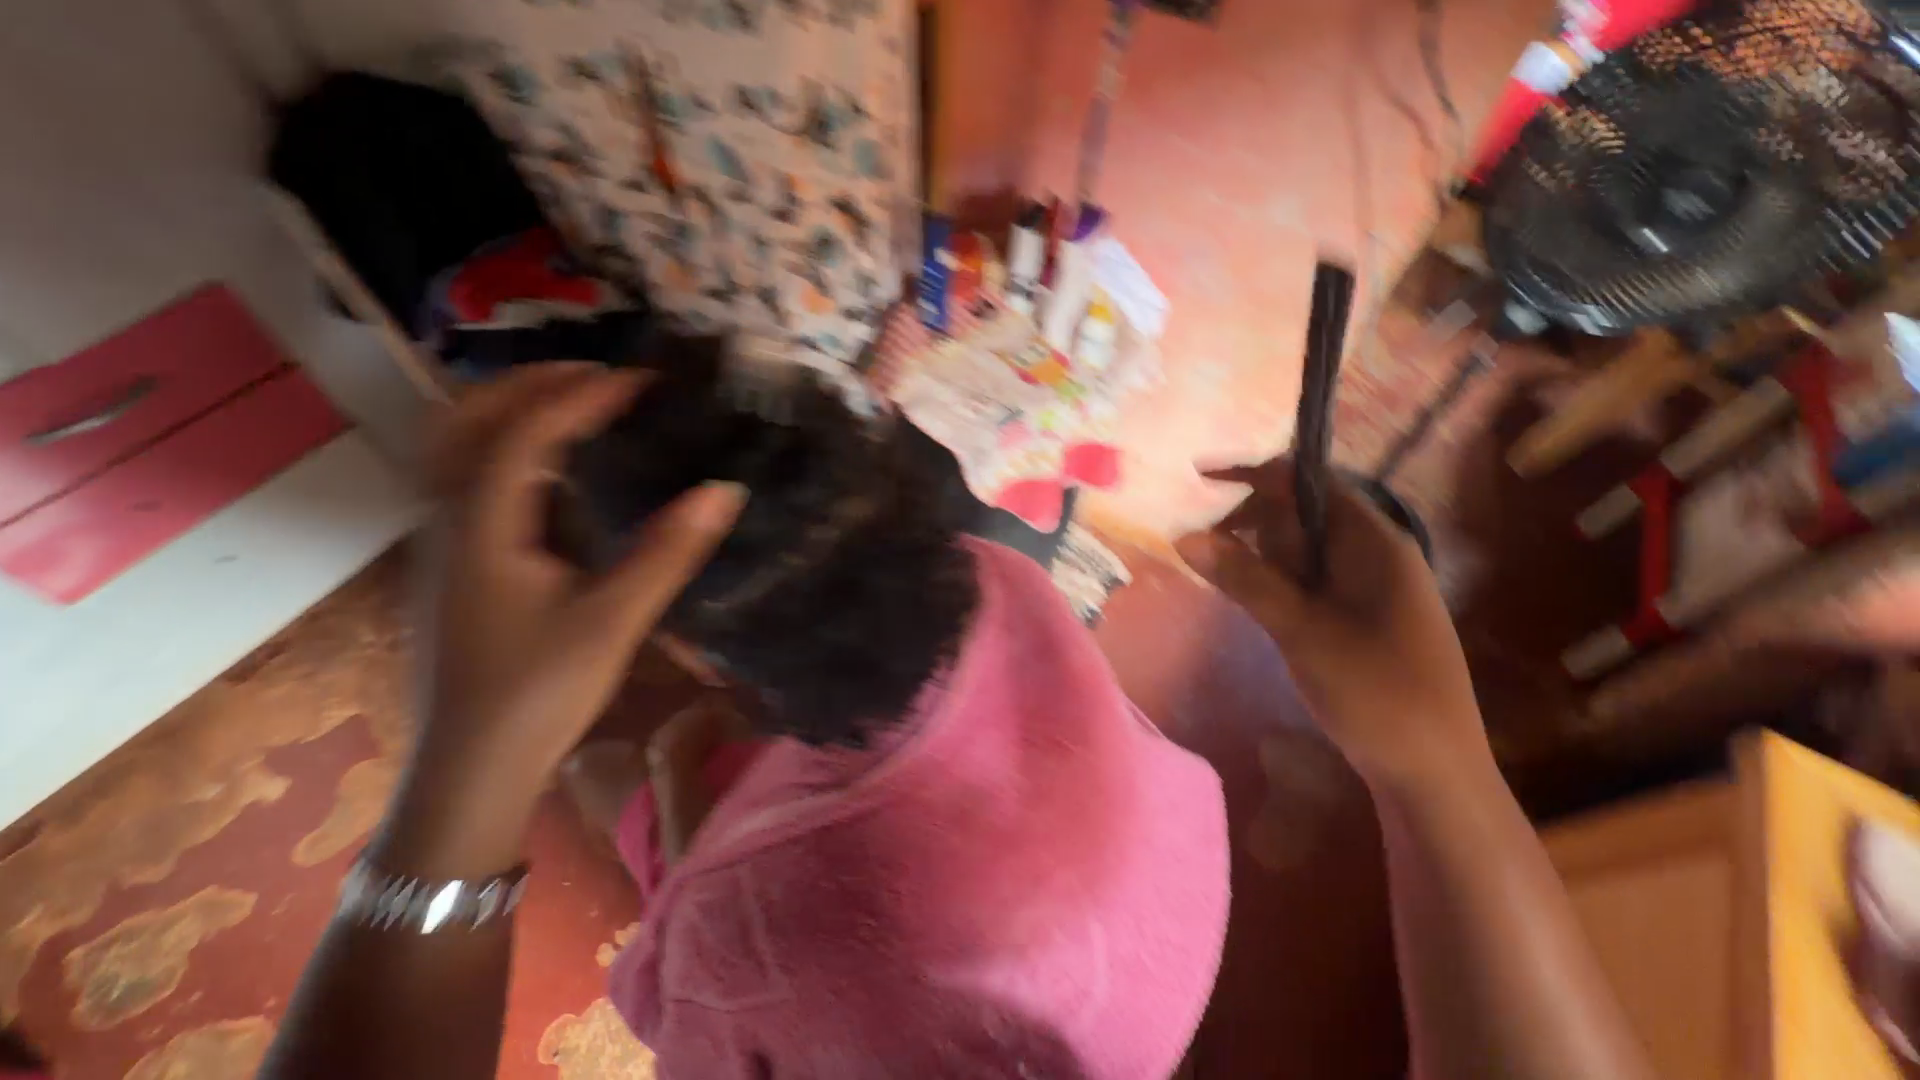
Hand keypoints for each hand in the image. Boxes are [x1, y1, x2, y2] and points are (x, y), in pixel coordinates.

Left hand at [383, 363, 745, 877]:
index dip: (585, 395)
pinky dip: (500, 447)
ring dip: (507, 410)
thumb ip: (666, 552)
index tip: (641, 379)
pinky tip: (546, 473)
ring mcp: (440, 542)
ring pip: (452, 447)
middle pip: (466, 419)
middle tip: (597, 376)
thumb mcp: (612, 622)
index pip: (527, 431)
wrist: (469, 771)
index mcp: (482, 523)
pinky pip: (461, 477)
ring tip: (569, 405)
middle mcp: (448, 519)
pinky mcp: (449, 566)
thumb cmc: (537, 695)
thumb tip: (724, 489)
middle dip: (530, 383)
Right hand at [1174, 459, 1489, 792]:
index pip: (1309, 480)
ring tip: (1255, 604)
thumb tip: (1185, 536)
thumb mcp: (1300, 630)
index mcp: (1376, 540)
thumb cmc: (1375, 692)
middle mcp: (1379, 552)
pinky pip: (1316, 583)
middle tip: (1230, 571)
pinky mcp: (1368, 618)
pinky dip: (1285, 589)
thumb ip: (1244, 578)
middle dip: (1259, 529)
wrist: (1435, 774)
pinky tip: (1271, 617)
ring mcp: (1376, 587)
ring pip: (1307, 552)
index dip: (1254, 475)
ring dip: (1269, 564)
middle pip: (1305, 513)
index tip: (1200, 483)